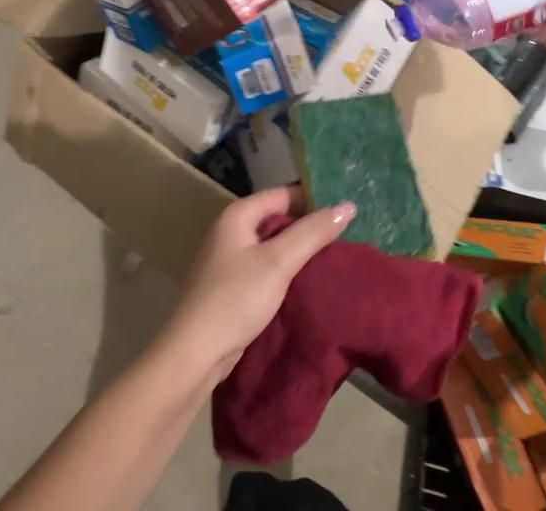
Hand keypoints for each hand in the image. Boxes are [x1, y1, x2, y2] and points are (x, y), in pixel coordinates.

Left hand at [159, 186, 355, 383]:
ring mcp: (230, 260)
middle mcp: (231, 231)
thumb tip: (348, 205)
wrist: (196, 352)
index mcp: (237, 216)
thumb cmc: (236, 299)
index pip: (283, 194)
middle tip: (349, 234)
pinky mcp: (234, 286)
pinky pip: (268, 268)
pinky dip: (288, 270)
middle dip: (310, 226)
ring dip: (301, 250)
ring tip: (338, 256)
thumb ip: (312, 233)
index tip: (347, 210)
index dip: (314, 199)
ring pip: (274, 246)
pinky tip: (311, 280)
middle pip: (278, 219)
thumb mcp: (278, 262)